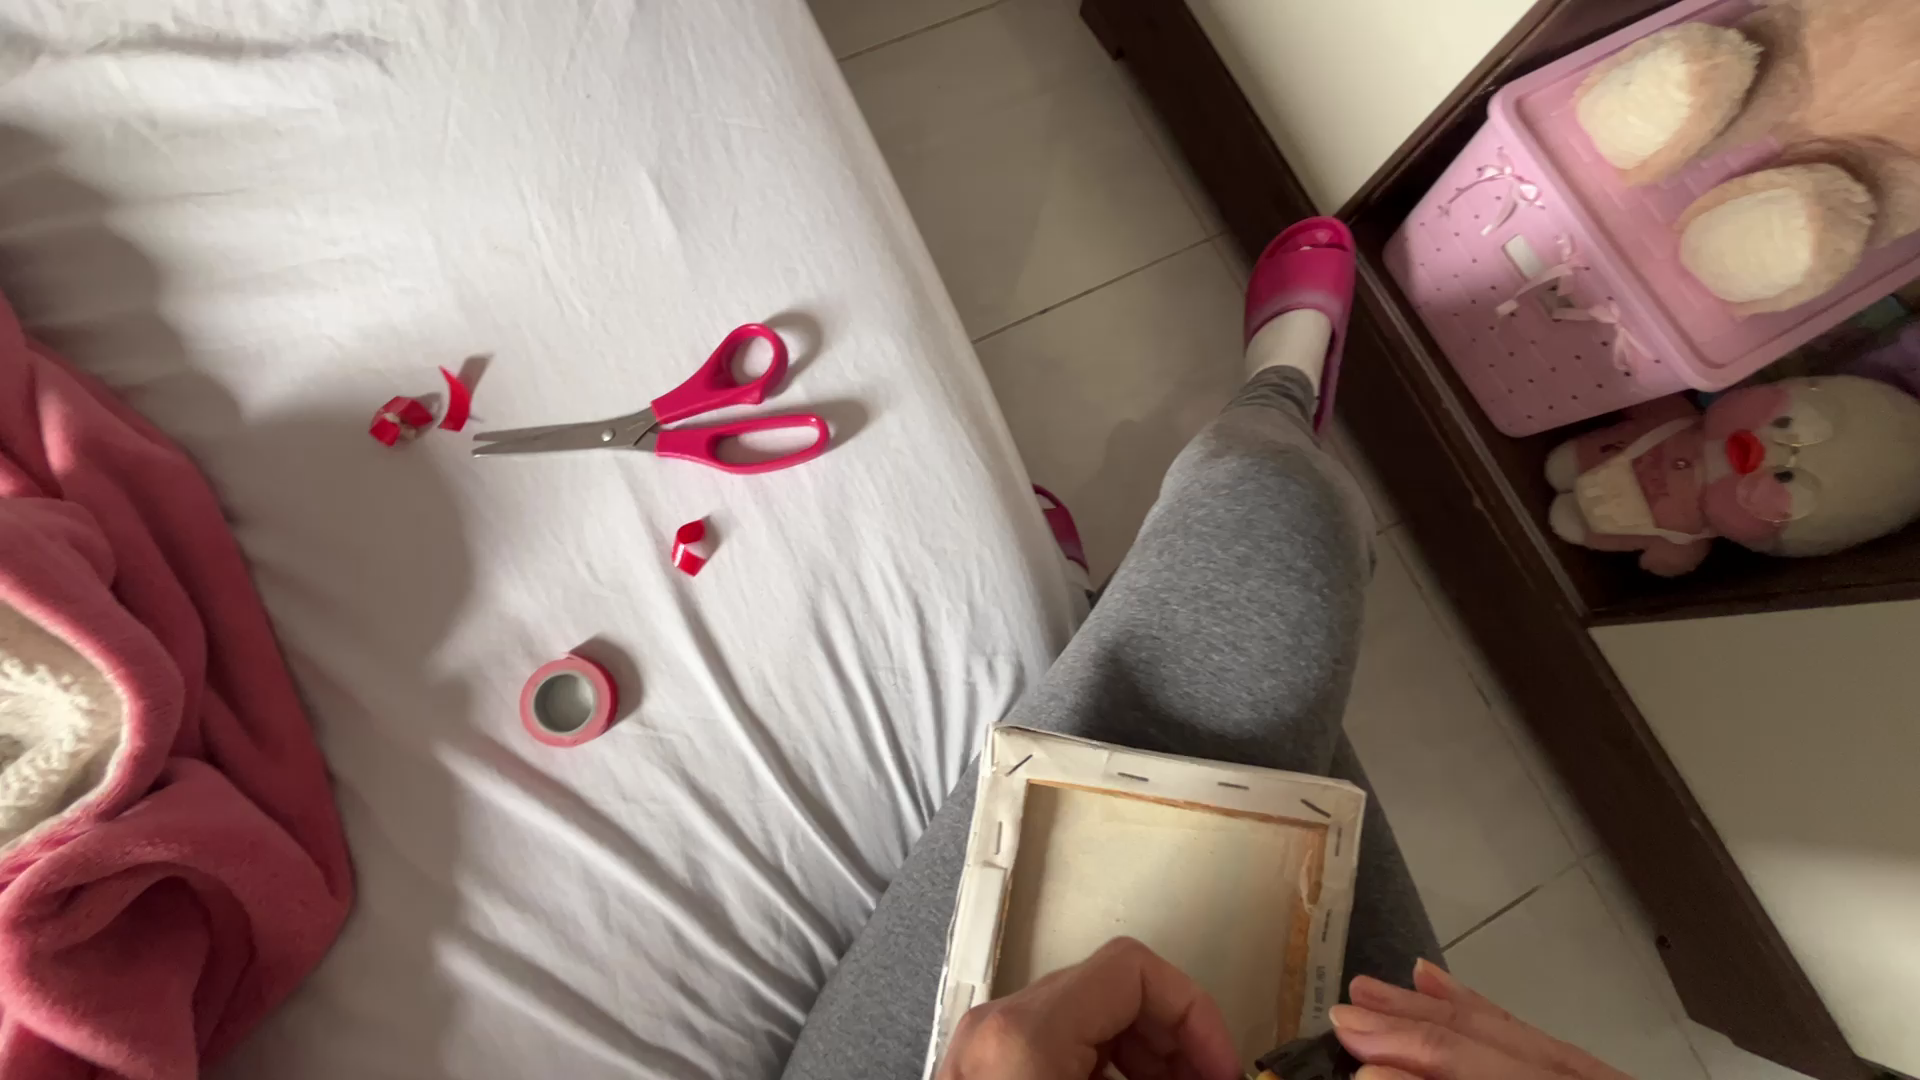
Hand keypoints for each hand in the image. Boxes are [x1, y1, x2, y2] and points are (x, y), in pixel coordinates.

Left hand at [938, 937, 1240, 1079]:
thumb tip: (1227, 1072)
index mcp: (1026, 1032)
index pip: (1129, 967)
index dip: (1195, 1011)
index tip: (1227, 1068)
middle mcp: (998, 1023)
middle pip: (1110, 988)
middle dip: (1176, 1038)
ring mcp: (985, 1043)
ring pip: (1087, 1017)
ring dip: (1147, 1056)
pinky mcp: (984, 1066)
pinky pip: (1061, 1046)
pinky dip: (1108, 1070)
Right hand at [1331, 960, 1633, 1079]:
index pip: (1488, 1079)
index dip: (1419, 1063)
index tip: (1356, 1065)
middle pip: (1492, 1050)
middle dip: (1411, 1031)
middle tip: (1341, 1015)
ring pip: (1506, 1032)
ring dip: (1427, 1009)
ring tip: (1368, 989)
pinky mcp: (1599, 1078)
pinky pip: (1532, 1033)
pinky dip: (1474, 1005)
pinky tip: (1431, 979)